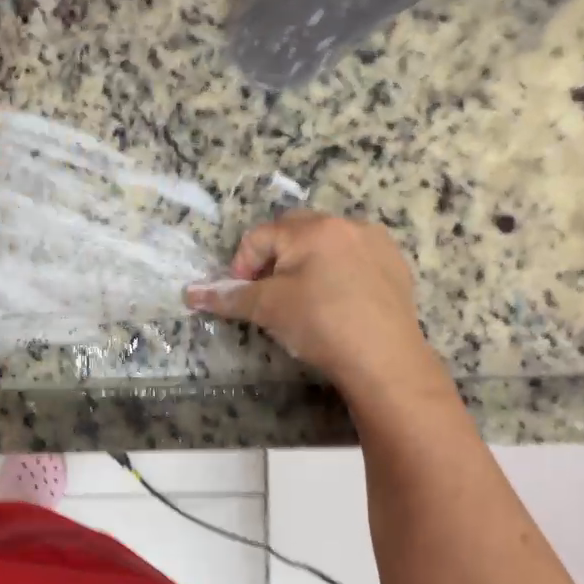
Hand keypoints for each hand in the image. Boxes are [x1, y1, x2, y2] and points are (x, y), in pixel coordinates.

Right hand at [185, 211, 447, 399]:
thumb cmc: (318, 324)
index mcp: (313, 229)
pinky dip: (334, 273)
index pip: (259, 237)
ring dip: (304, 265)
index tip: (244, 297)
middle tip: (269, 295)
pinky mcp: (394, 266)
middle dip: (273, 261)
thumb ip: (227, 296)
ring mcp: (376, 244)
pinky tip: (334, 303)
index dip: (241, 267)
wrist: (383, 358)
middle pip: (293, 233)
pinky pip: (352, 259)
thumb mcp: (265, 308)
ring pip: (324, 245)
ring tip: (302, 300)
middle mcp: (347, 225)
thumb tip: (189, 294)